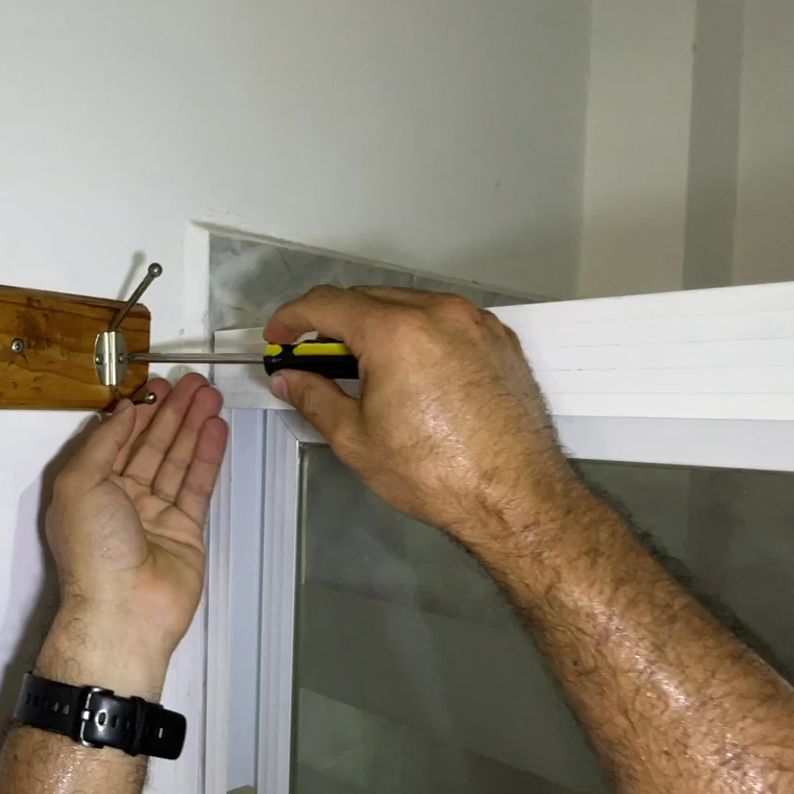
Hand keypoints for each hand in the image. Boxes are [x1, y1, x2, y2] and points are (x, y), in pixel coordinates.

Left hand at [37, 374, 228, 701]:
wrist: (124, 610)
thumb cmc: (94, 548)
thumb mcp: (80, 483)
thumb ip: (103, 442)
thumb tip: (122, 411)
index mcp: (90, 488)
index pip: (118, 440)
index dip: (138, 411)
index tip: (158, 385)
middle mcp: (121, 499)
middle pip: (151, 446)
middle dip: (172, 413)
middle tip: (194, 383)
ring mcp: (155, 515)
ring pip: (177, 461)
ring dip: (193, 427)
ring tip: (211, 396)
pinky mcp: (185, 530)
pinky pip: (197, 485)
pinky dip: (207, 456)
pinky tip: (216, 429)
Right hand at [265, 285, 581, 548]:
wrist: (516, 496)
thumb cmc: (434, 472)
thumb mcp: (355, 438)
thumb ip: (313, 397)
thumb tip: (288, 379)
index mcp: (397, 333)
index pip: (326, 304)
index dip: (291, 318)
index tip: (277, 338)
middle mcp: (439, 313)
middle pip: (365, 297)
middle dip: (330, 322)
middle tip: (311, 357)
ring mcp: (475, 322)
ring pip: (406, 303)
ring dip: (372, 324)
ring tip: (358, 366)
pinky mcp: (498, 340)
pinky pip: (442, 319)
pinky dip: (412, 332)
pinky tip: (405, 369)